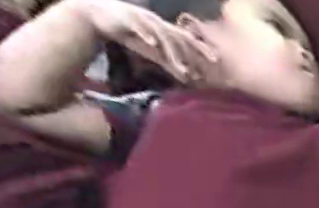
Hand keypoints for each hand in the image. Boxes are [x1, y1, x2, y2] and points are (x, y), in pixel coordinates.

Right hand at [73, 0, 217, 84]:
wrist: (101, 16)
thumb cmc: (132, 35)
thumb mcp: (154, 53)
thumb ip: (170, 64)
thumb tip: (189, 79)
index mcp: (165, 30)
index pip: (187, 39)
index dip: (202, 49)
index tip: (217, 60)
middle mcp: (157, 23)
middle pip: (180, 36)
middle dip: (196, 48)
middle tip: (211, 60)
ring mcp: (143, 20)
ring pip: (163, 35)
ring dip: (174, 50)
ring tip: (182, 66)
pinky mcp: (128, 18)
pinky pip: (139, 26)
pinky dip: (147, 34)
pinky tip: (154, 43)